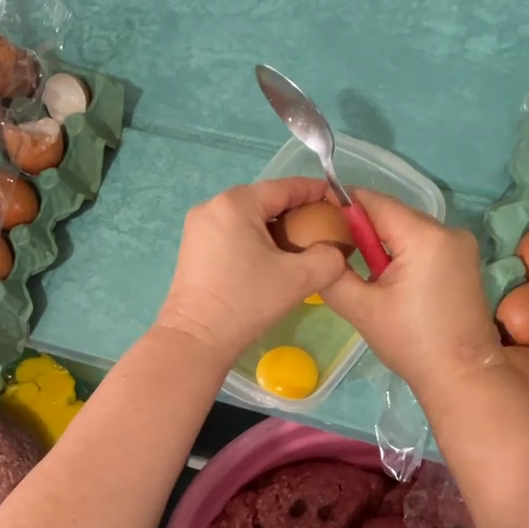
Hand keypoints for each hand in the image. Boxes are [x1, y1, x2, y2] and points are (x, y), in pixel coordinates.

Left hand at [155, 178, 348, 362]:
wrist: (196, 340)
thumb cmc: (246, 303)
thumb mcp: (298, 279)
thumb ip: (329, 257)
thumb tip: (333, 251)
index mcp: (236, 204)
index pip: (285, 187)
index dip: (315, 191)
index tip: (337, 203)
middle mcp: (212, 207)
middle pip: (263, 201)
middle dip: (294, 212)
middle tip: (320, 230)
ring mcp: (197, 229)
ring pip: (246, 218)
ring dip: (272, 228)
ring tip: (297, 248)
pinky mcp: (191, 249)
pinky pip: (230, 234)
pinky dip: (252, 241)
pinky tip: (267, 261)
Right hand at [318, 190, 501, 394]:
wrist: (461, 374)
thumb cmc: (410, 342)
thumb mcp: (361, 309)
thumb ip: (334, 274)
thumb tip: (317, 255)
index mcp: (423, 237)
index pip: (376, 203)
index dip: (343, 204)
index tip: (315, 213)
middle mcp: (447, 231)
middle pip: (393, 215)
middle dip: (360, 226)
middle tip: (328, 243)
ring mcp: (460, 246)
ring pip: (407, 230)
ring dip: (380, 242)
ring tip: (352, 263)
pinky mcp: (463, 262)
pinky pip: (423, 245)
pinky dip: (399, 253)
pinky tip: (382, 276)